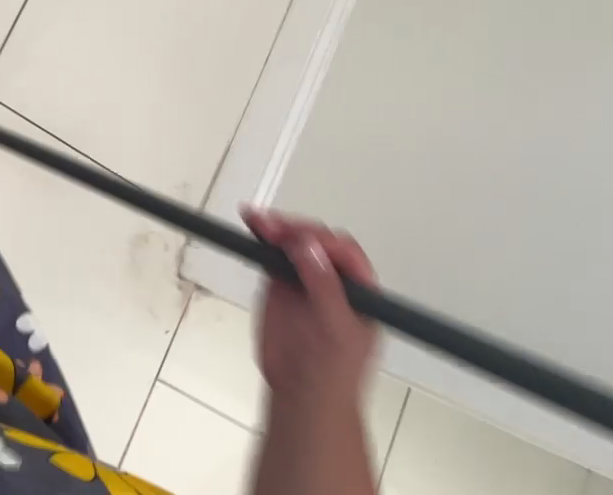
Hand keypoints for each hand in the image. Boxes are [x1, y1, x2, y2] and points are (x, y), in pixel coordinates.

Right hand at [241, 206, 377, 409]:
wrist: (301, 395)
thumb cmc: (331, 370)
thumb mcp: (335, 329)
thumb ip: (324, 286)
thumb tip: (308, 246)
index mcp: (359, 290)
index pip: (343, 252)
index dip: (320, 240)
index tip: (295, 238)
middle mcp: (334, 279)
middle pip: (315, 241)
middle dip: (294, 229)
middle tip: (271, 228)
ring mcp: (305, 280)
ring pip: (292, 243)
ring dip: (275, 227)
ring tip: (254, 218)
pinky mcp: (280, 284)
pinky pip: (272, 255)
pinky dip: (261, 240)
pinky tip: (252, 227)